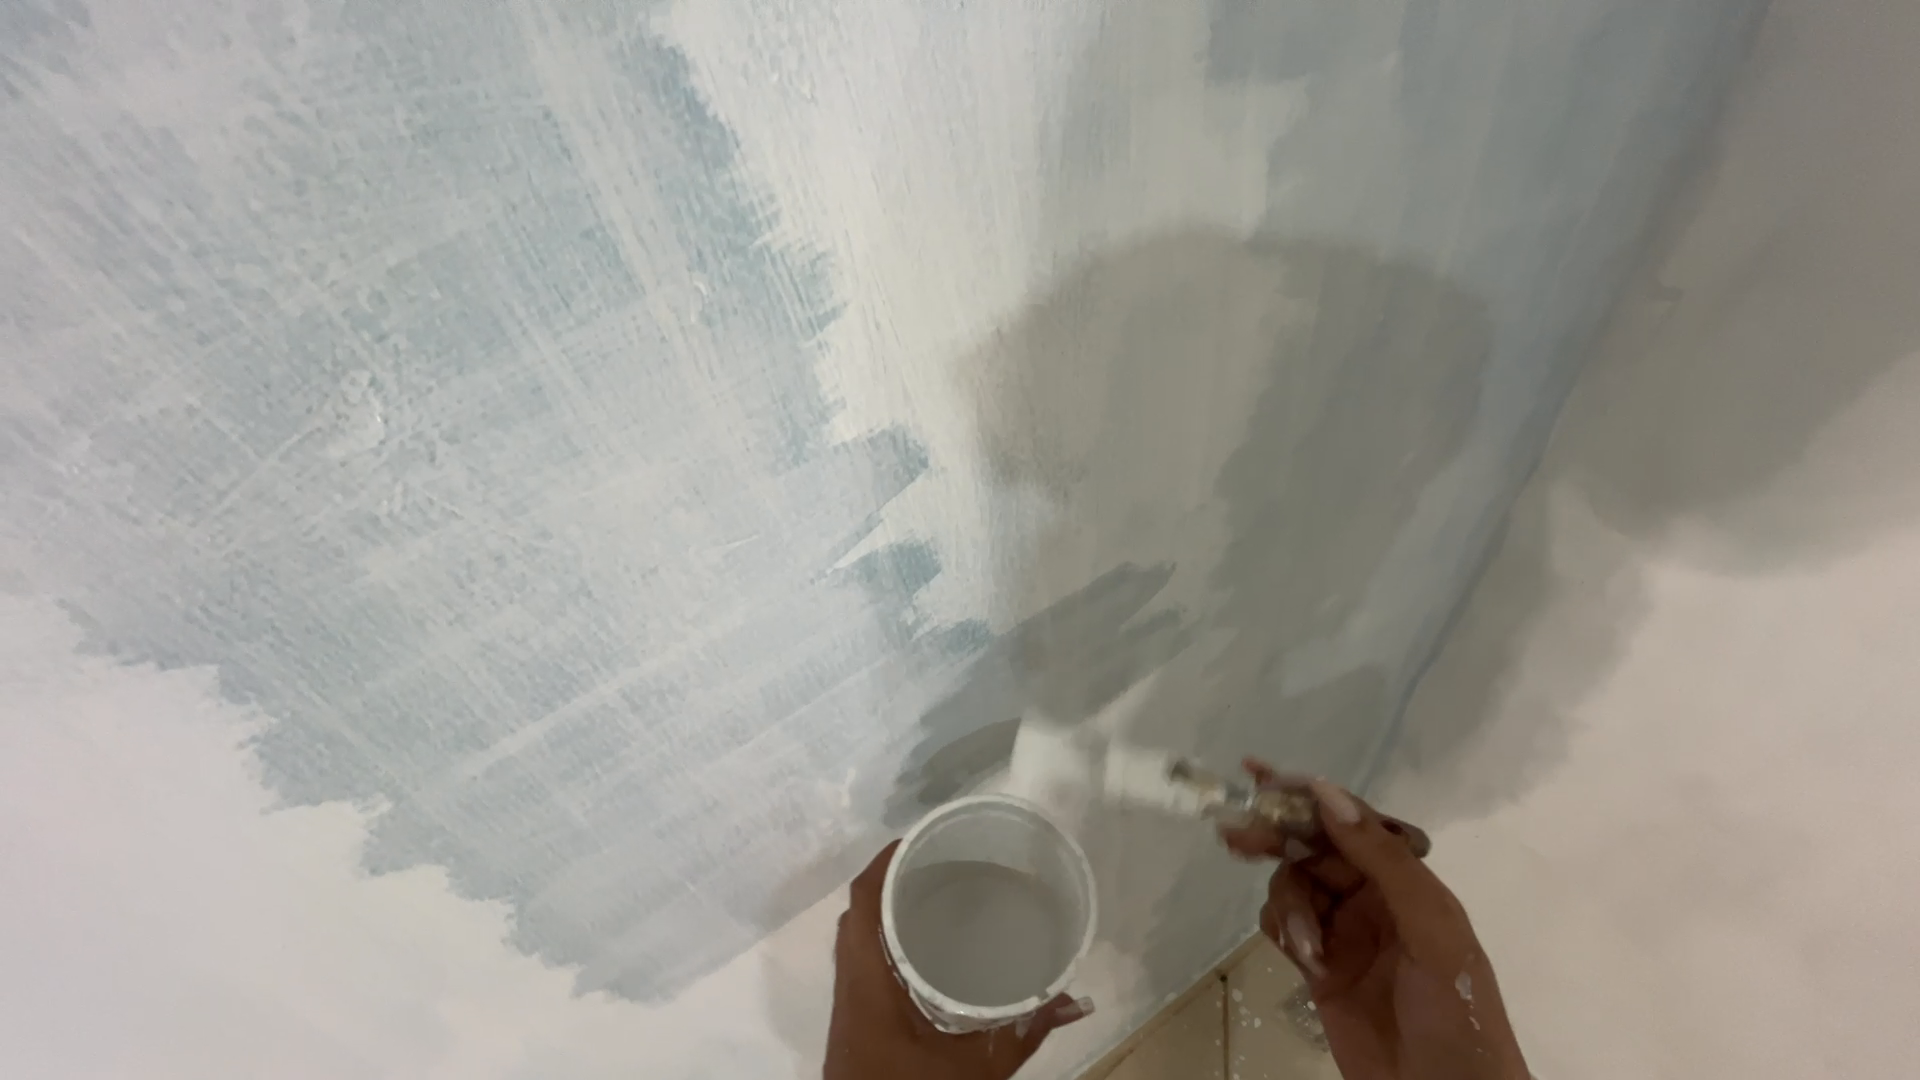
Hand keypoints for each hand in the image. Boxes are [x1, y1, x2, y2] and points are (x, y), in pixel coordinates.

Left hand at [823, 841, 1094, 1079]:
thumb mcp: (975, 1071)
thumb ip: (1022, 1031)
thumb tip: (1076, 1001)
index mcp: (867, 979)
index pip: (863, 900)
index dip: (885, 861)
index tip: (920, 838)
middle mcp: (850, 981)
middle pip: (858, 911)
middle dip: (892, 878)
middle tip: (938, 863)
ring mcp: (848, 1001)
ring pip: (857, 935)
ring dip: (886, 908)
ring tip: (933, 892)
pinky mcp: (854, 1019)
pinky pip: (862, 958)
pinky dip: (885, 938)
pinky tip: (922, 948)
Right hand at [1220, 761, 1529, 1079]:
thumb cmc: (1459, 1016)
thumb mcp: (1431, 930)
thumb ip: (1382, 858)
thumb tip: (1325, 792)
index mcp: (1405, 879)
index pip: (1348, 820)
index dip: (1305, 795)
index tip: (1259, 777)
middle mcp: (1370, 895)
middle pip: (1309, 846)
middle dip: (1274, 837)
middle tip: (1235, 835)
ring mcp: (1341, 929)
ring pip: (1291, 884)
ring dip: (1289, 907)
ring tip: (1306, 946)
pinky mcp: (1317, 964)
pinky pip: (1283, 923)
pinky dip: (1283, 931)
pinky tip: (1301, 957)